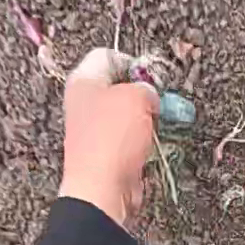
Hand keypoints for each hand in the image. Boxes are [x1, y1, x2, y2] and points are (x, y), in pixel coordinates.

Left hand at [60, 48, 159, 229]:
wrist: (103, 188)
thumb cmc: (113, 138)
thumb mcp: (135, 98)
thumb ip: (146, 88)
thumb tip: (150, 96)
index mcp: (84, 81)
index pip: (109, 56)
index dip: (134, 63)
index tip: (153, 79)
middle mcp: (87, 103)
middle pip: (121, 88)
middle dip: (146, 95)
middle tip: (161, 104)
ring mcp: (97, 130)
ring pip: (130, 116)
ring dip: (149, 121)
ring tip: (160, 127)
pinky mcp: (110, 153)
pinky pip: (132, 140)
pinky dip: (146, 142)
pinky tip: (154, 146)